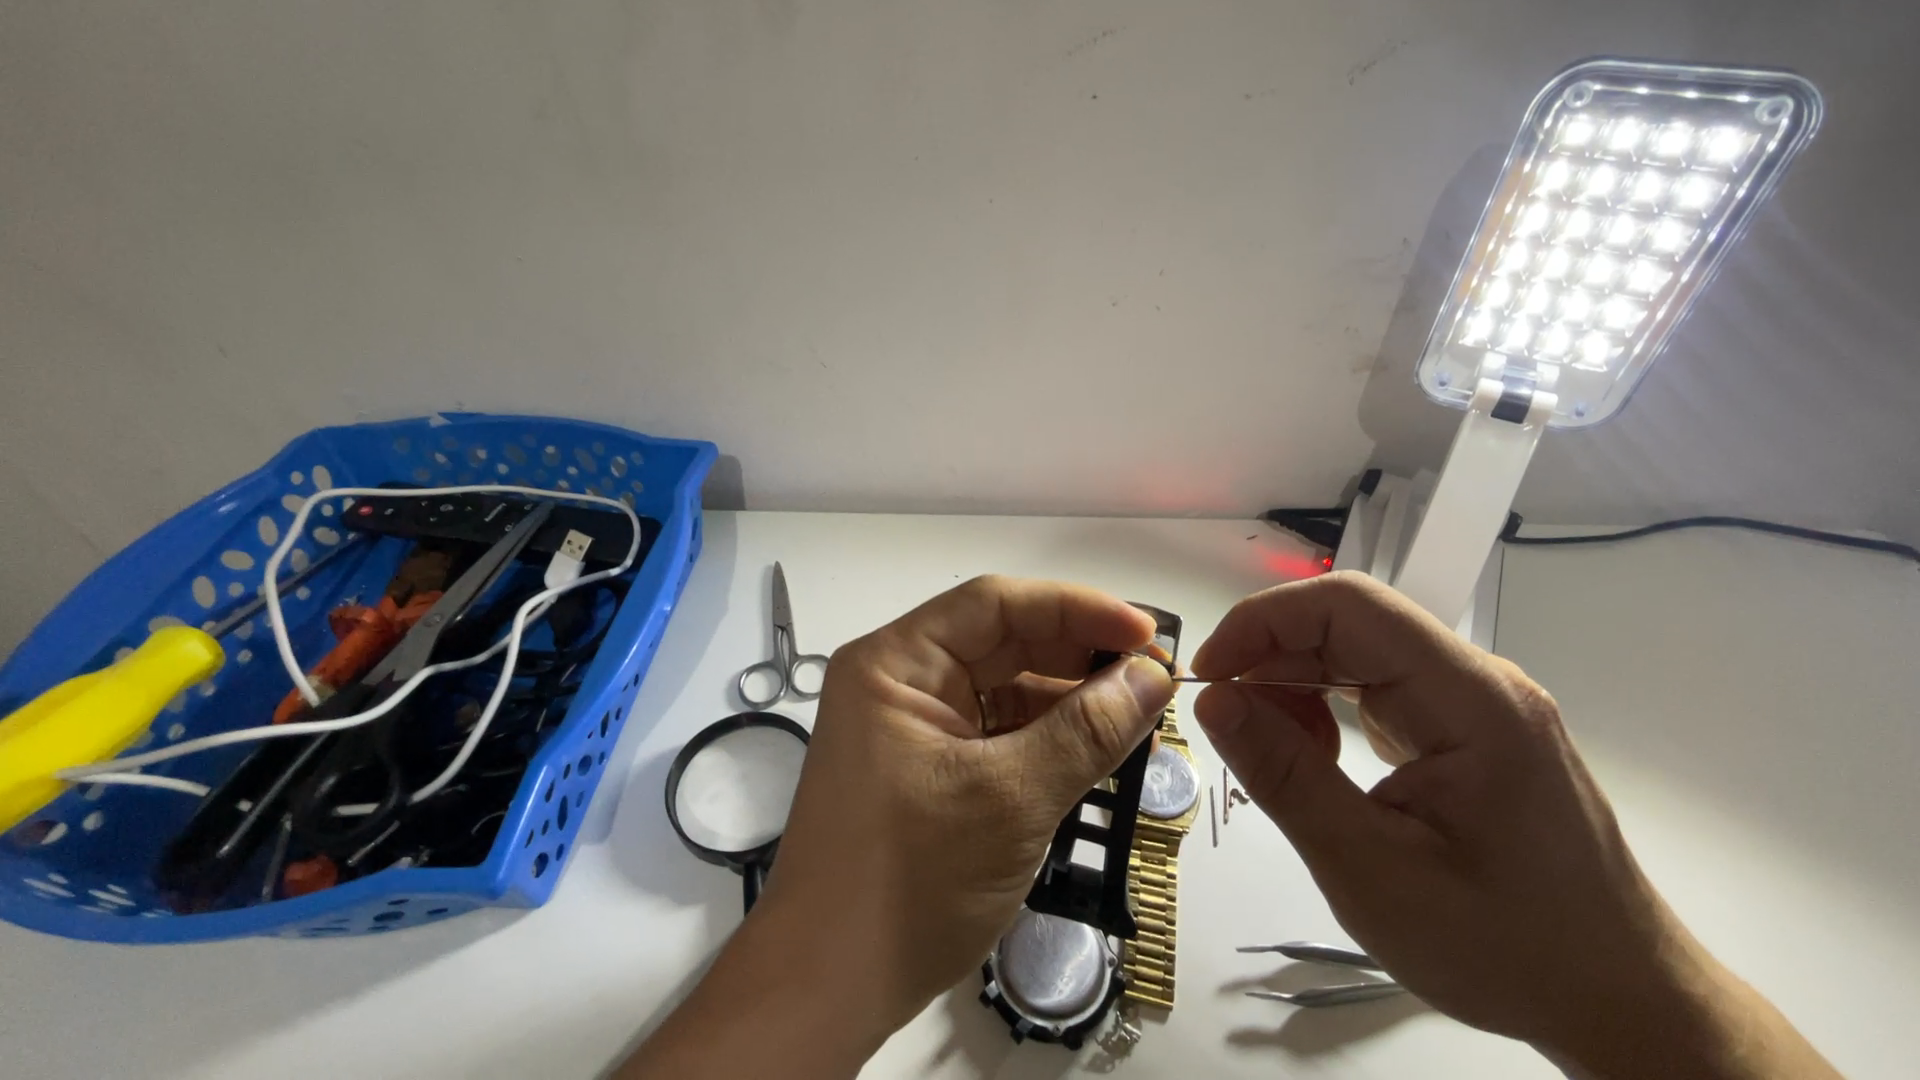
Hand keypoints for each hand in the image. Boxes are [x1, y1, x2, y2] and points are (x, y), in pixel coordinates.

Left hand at [625, 576, 1171, 1077]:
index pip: (995, 605)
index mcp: (895, 663)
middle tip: (1156, 678)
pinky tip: (1101, 750)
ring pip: (1006, 690)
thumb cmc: (909, 883)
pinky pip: (1000, 734)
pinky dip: (1050, 740)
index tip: (1148, 634)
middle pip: (1003, 643)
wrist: (831, 986)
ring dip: (1071, 701)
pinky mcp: (931, 770)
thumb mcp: (1009, 799)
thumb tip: (1154, 677)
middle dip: (1080, 657)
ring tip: (1141, 716)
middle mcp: (901, 682)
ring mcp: (914, 728)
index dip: (1077, 609)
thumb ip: (1086, 731)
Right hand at [1190, 571, 1837, 1078]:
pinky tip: (1309, 757)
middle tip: (1218, 714)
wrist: (1619, 1002)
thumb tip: (1211, 699)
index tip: (1207, 674)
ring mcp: (1475, 704)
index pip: (1350, 607)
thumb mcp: (1370, 870)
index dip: (1264, 622)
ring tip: (1260, 745)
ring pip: (1358, 654)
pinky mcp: (1466, 730)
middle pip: (1351, 624)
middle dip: (1270, 655)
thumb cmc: (1502, 947)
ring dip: (1293, 685)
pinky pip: (1377, 690)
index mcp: (1471, 700)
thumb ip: (1285, 776)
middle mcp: (1479, 682)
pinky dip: (1324, 711)